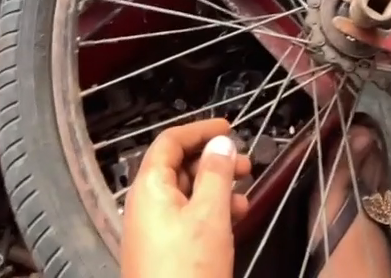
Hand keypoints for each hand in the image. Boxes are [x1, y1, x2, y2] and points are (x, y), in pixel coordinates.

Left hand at [121, 119, 254, 277]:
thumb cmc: (188, 270)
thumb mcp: (210, 215)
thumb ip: (217, 172)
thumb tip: (220, 142)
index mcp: (149, 186)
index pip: (170, 140)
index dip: (200, 129)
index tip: (228, 127)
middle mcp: (145, 204)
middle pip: (178, 166)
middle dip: (213, 160)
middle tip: (246, 163)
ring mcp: (152, 230)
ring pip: (186, 194)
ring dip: (216, 187)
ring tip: (245, 195)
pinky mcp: (162, 253)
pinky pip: (186, 218)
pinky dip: (210, 212)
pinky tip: (234, 220)